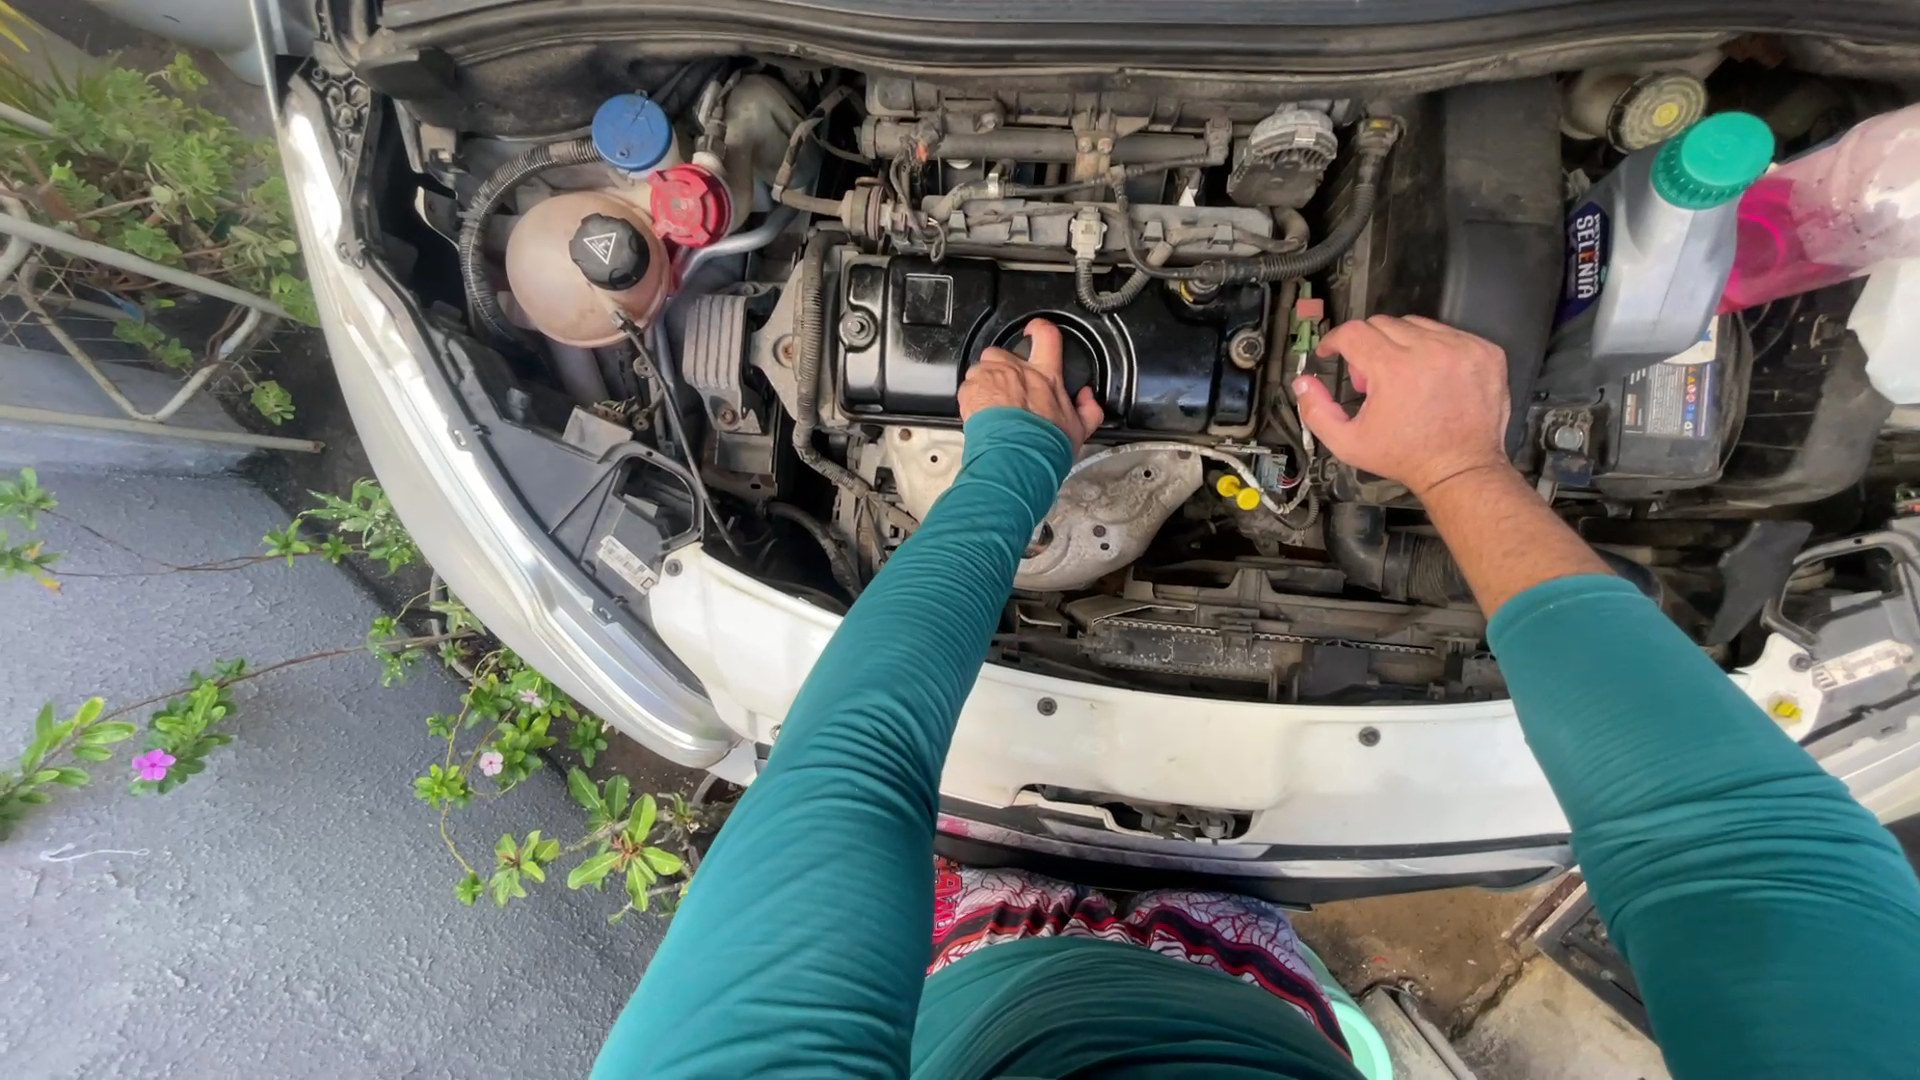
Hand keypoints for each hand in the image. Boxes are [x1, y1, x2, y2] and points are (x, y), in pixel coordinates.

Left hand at [958, 318, 1103, 448]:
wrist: (1017, 457)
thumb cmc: (1044, 445)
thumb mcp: (1078, 430)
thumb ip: (1088, 410)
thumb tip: (1088, 398)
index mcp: (1044, 376)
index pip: (1046, 337)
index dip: (1039, 328)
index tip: (1033, 331)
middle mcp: (1016, 371)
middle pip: (1003, 352)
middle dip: (1001, 366)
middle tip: (1005, 387)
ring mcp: (992, 378)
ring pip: (982, 367)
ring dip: (984, 381)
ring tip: (991, 404)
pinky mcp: (971, 390)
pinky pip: (966, 386)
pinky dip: (971, 397)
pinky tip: (979, 414)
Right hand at [1293, 315, 1511, 499]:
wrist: (1460, 467)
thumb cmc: (1404, 456)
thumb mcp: (1346, 442)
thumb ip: (1316, 410)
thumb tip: (1302, 382)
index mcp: (1394, 369)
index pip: (1353, 332)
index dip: (1334, 340)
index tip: (1331, 351)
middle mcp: (1430, 350)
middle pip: (1382, 323)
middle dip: (1366, 346)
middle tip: (1368, 377)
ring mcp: (1462, 347)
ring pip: (1415, 324)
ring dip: (1399, 344)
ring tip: (1400, 377)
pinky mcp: (1485, 351)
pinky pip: (1447, 333)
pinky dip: (1431, 348)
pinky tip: (1427, 376)